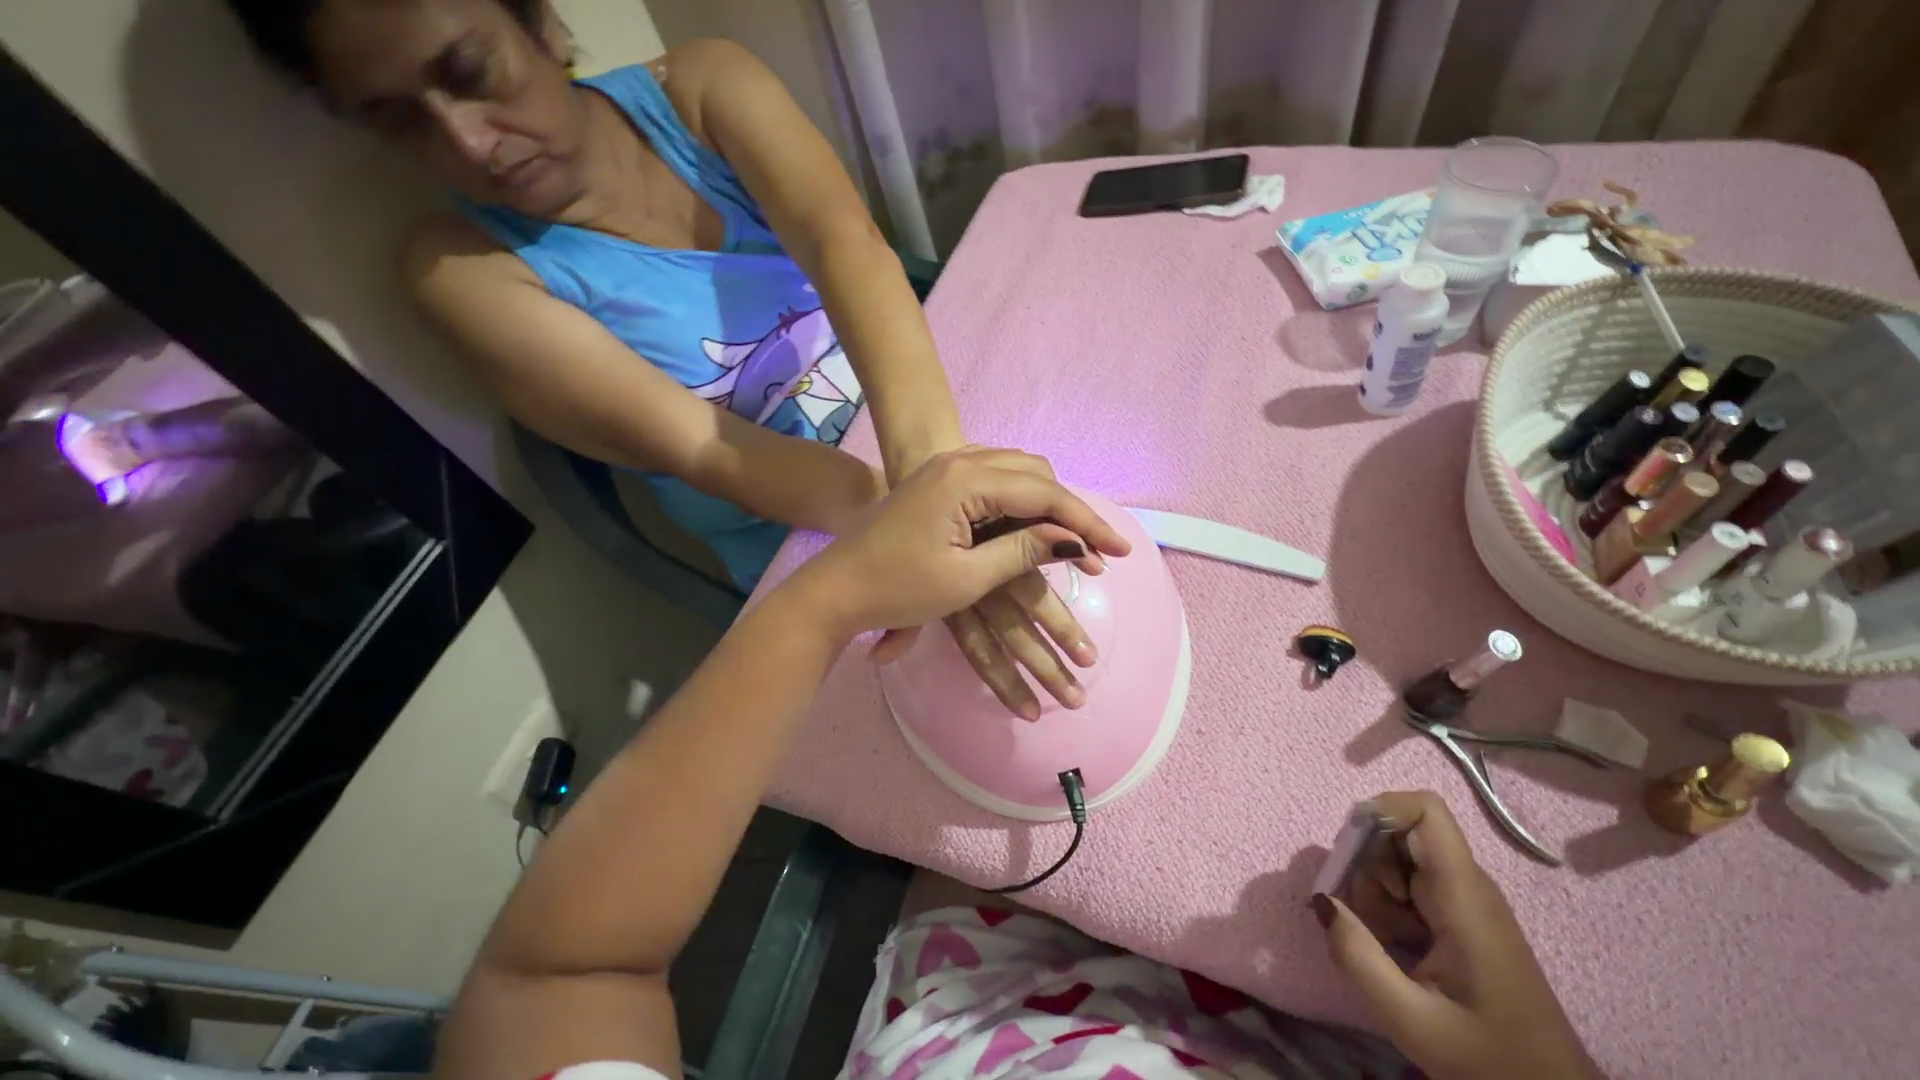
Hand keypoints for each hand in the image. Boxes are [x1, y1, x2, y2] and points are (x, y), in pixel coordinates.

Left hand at [789, 447, 1129, 642]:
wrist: (833, 589)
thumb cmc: (896, 588)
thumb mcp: (966, 578)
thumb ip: (1023, 552)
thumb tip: (1074, 539)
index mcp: (965, 481)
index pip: (1044, 492)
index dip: (1085, 522)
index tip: (1119, 551)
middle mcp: (958, 461)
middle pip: (1035, 474)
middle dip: (1069, 511)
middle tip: (1098, 551)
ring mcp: (945, 469)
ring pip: (1016, 473)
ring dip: (1045, 504)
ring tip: (1070, 544)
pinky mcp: (937, 483)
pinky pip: (994, 480)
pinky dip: (1019, 503)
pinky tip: (1030, 530)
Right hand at [1311, 791, 1601, 1079]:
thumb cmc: (1488, 1059)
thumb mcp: (1411, 1021)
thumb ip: (1358, 958)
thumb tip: (1322, 900)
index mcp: (1463, 898)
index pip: (1426, 811)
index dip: (1381, 810)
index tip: (1346, 848)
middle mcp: (1468, 887)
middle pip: (1402, 835)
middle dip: (1364, 862)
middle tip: (1354, 913)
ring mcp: (1466, 903)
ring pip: (1401, 862)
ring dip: (1372, 889)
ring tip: (1375, 940)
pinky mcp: (1462, 920)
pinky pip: (1411, 889)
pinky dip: (1387, 908)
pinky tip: (1390, 950)